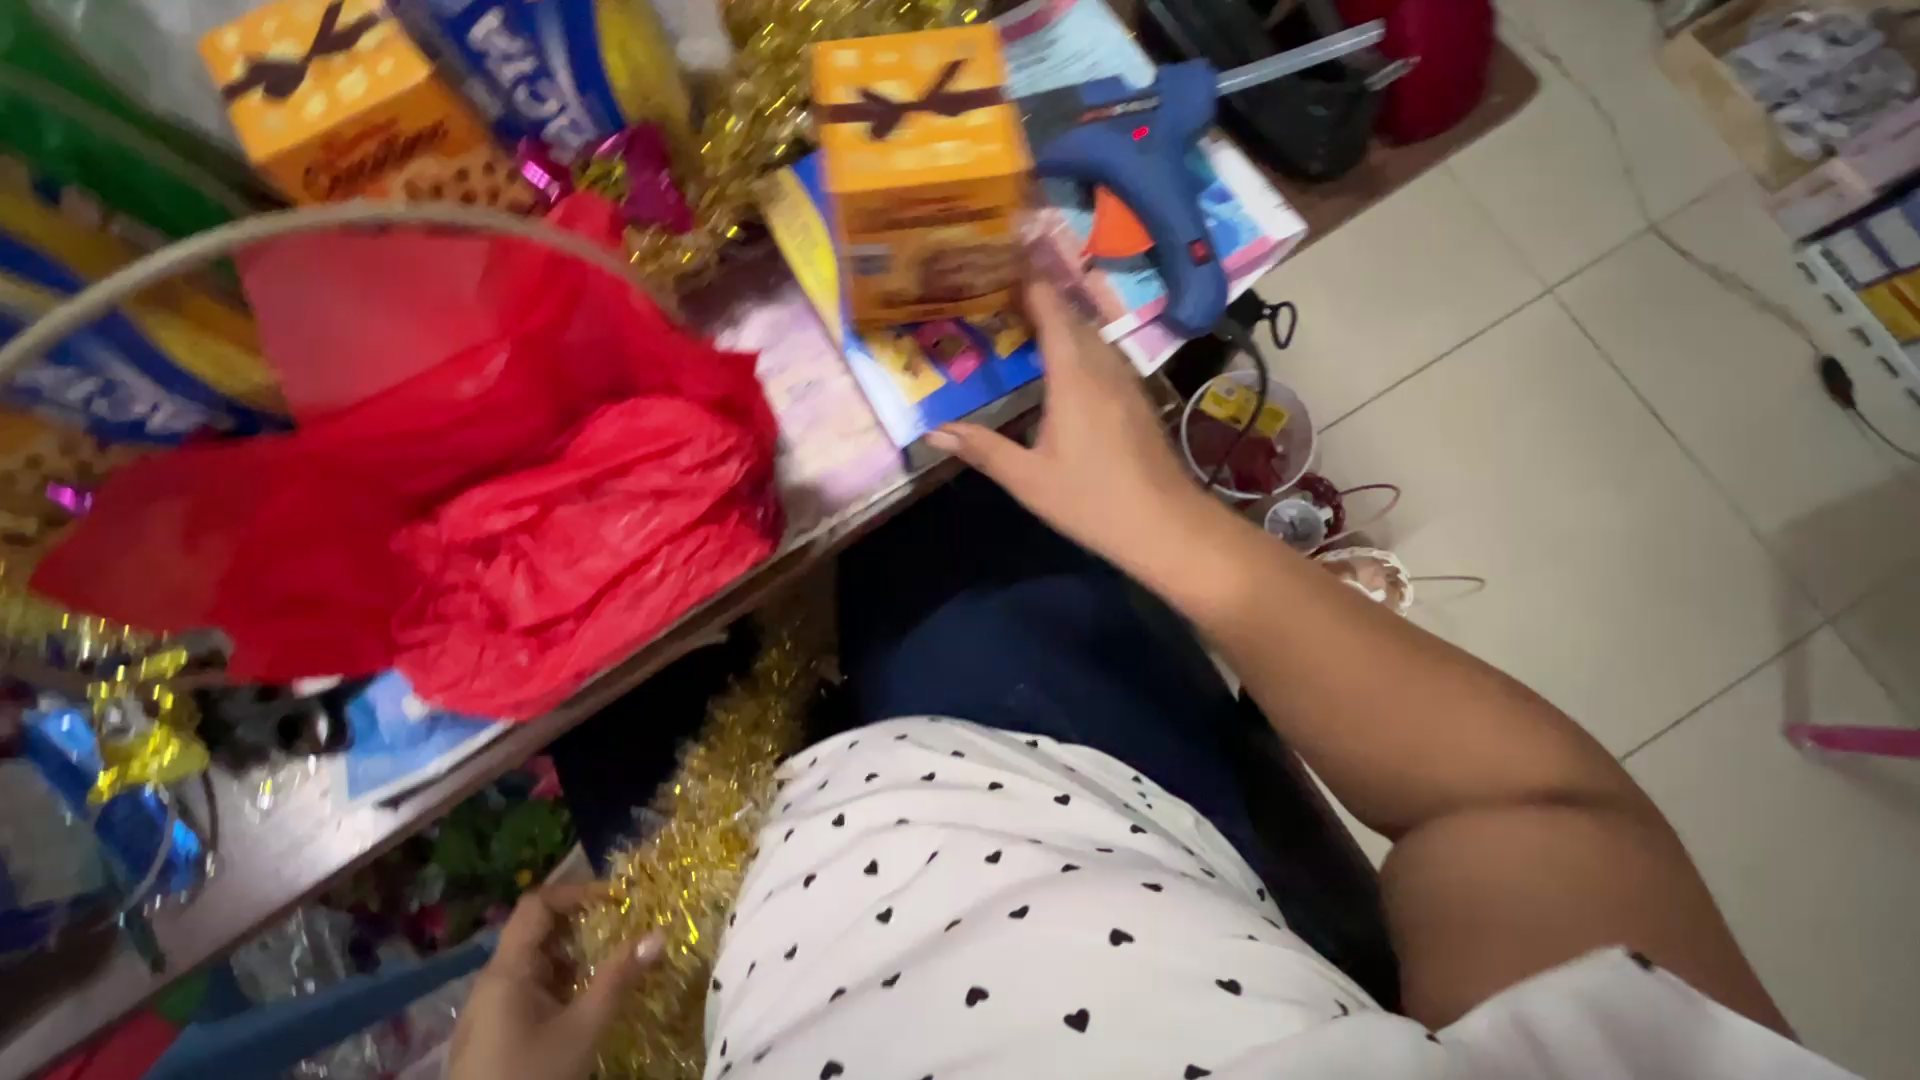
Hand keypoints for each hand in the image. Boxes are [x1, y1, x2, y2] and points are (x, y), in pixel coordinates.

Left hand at [448, 887, 661, 1079]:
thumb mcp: (583, 1030)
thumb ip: (618, 979)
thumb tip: (659, 934)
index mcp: (506, 972)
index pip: (537, 905)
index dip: (577, 893)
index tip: (617, 902)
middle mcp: (492, 982)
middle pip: (536, 931)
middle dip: (582, 925)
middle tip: (624, 930)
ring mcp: (489, 1010)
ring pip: (534, 963)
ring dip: (574, 956)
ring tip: (612, 965)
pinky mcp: (492, 1034)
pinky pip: (528, 990)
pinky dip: (560, 983)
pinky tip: (584, 1003)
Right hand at [927, 281, 1223, 579]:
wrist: (1164, 524)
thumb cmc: (1091, 501)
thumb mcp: (1028, 479)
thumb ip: (983, 450)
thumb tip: (933, 432)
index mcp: (1073, 378)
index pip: (1052, 313)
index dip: (1030, 283)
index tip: (1003, 261)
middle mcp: (1103, 368)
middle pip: (1073, 318)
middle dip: (1041, 297)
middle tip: (1003, 290)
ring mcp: (1126, 382)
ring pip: (1093, 335)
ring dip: (1063, 320)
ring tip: (1027, 318)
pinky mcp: (1137, 399)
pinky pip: (1105, 355)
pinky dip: (1080, 344)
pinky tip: (1065, 361)